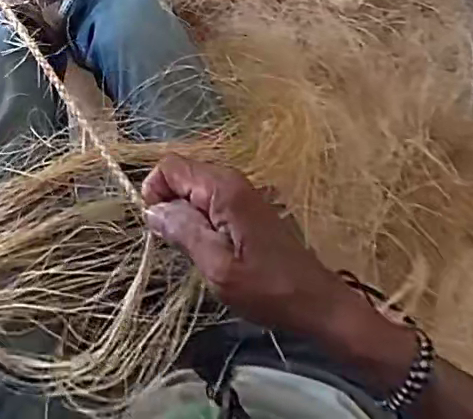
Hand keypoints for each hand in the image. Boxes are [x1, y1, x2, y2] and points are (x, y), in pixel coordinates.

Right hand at [142, 156, 359, 336]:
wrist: (321, 306)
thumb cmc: (269, 289)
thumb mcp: (218, 268)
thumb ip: (182, 232)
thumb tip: (152, 210)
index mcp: (222, 187)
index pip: (169, 166)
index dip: (154, 191)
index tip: (159, 228)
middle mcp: (230, 178)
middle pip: (180, 174)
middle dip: (169, 204)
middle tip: (179, 243)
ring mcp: (241, 190)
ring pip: (192, 188)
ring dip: (185, 214)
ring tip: (197, 249)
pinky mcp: (247, 205)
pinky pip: (208, 199)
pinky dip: (200, 218)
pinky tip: (213, 248)